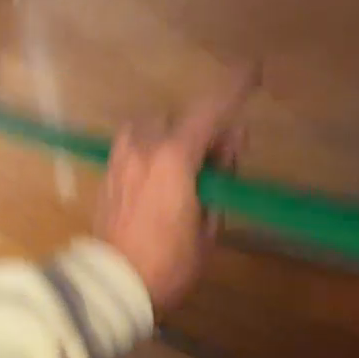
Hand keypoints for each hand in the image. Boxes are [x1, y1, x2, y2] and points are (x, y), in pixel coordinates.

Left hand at [94, 67, 257, 311]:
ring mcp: (117, 164)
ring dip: (168, 139)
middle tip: (218, 160)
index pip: (210, 111)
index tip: (254, 69)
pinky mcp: (104, 181)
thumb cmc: (167, 265)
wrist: (111, 287)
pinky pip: (130, 152)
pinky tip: (159, 183)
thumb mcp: (208, 229)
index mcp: (172, 159)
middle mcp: (141, 151)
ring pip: (146, 131)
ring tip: (184, 170)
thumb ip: (219, 182)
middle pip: (175, 118)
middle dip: (198, 129)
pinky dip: (149, 155)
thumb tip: (226, 151)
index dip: (235, 89)